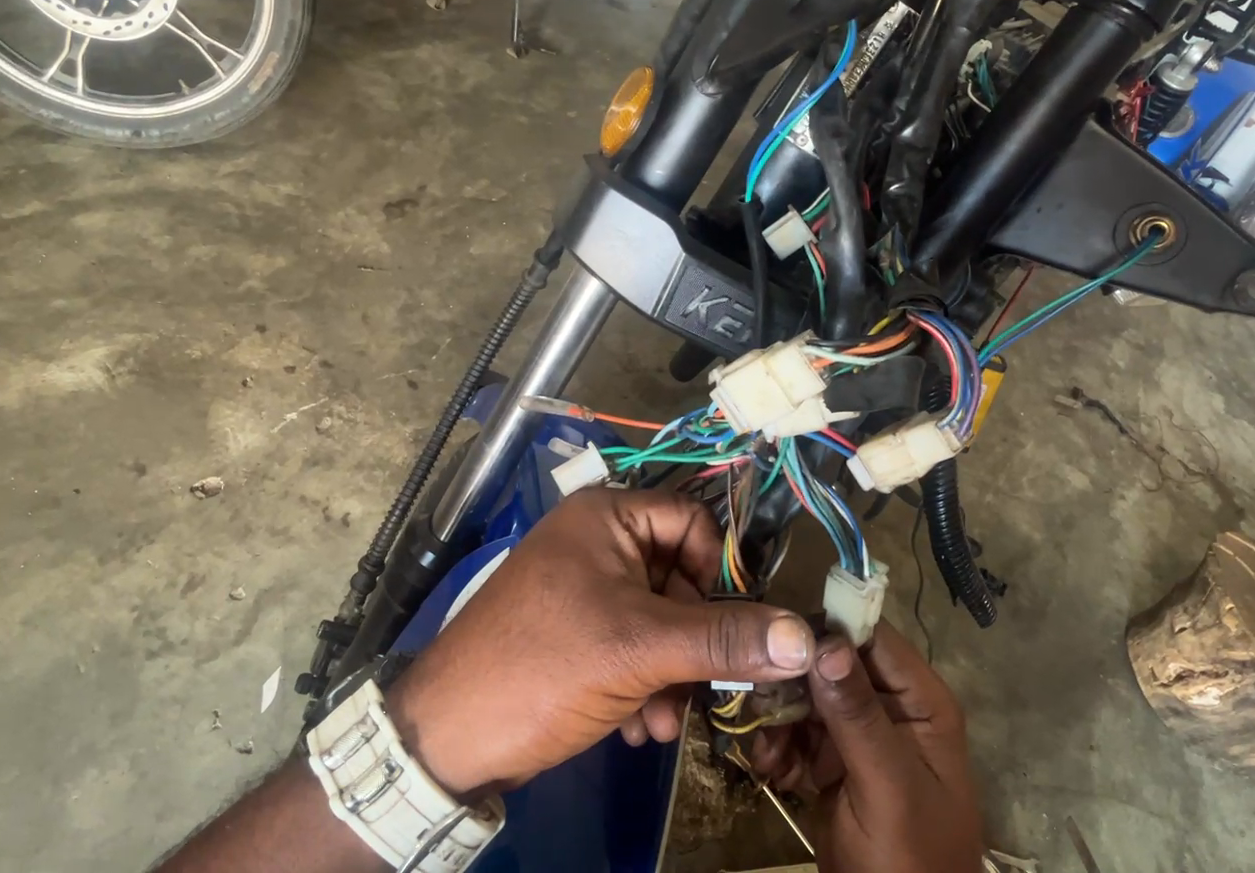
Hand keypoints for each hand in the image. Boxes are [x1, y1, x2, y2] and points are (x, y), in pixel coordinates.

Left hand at [386, 488, 815, 795]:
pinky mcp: (575, 634)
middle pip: (680, 579)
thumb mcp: (641, 648)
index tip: (738, 626)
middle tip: (703, 688)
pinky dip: (643, 685)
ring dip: (672, 674)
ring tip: (663, 721)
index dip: (720, 572)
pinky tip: (637, 727)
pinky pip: (632, 646)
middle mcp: (596, 543)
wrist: (448, 737)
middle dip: (694, 642)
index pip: (693, 523)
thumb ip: (724, 640)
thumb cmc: (546, 664)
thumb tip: (806, 638)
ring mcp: (583, 590)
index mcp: (607, 517)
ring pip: (660, 621)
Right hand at [749, 626, 982, 872]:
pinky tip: (769, 770)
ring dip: (776, 718)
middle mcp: (889, 705)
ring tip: (764, 751)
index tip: (772, 636)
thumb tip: (826, 642)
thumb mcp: (888, 788)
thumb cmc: (911, 860)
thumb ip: (858, 716)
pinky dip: (777, 746)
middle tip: (755, 701)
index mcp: (919, 700)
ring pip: (804, 695)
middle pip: (829, 662)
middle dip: (789, 681)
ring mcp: (858, 732)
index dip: (823, 628)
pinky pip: (795, 731)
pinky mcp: (831, 759)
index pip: (870, 636)